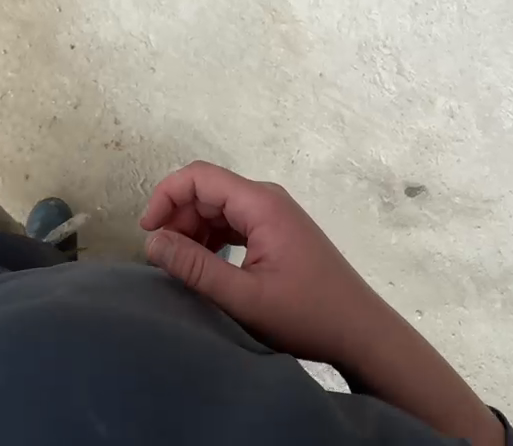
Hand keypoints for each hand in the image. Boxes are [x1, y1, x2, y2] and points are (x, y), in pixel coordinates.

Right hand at [140, 161, 380, 367]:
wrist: (365, 335)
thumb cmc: (307, 315)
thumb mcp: (244, 297)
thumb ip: (195, 267)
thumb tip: (152, 241)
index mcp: (260, 203)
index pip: (199, 176)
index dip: (166, 195)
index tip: (148, 231)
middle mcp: (266, 198)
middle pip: (207, 190)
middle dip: (178, 217)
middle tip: (162, 257)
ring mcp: (274, 213)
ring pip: (218, 207)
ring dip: (193, 229)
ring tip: (181, 265)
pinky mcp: (277, 230)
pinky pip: (233, 221)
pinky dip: (212, 238)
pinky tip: (206, 265)